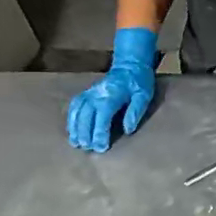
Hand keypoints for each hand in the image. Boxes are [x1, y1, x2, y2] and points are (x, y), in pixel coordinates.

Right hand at [66, 27, 156, 151]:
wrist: (130, 65)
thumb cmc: (139, 81)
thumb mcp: (144, 95)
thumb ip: (135, 111)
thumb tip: (128, 130)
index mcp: (111, 96)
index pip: (101, 118)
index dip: (100, 134)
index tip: (102, 147)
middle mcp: (96, 95)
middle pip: (86, 118)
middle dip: (86, 135)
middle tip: (90, 149)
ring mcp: (88, 93)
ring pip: (77, 114)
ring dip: (75, 130)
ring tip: (78, 144)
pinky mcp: (85, 94)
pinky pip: (74, 108)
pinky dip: (71, 120)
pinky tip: (73, 130)